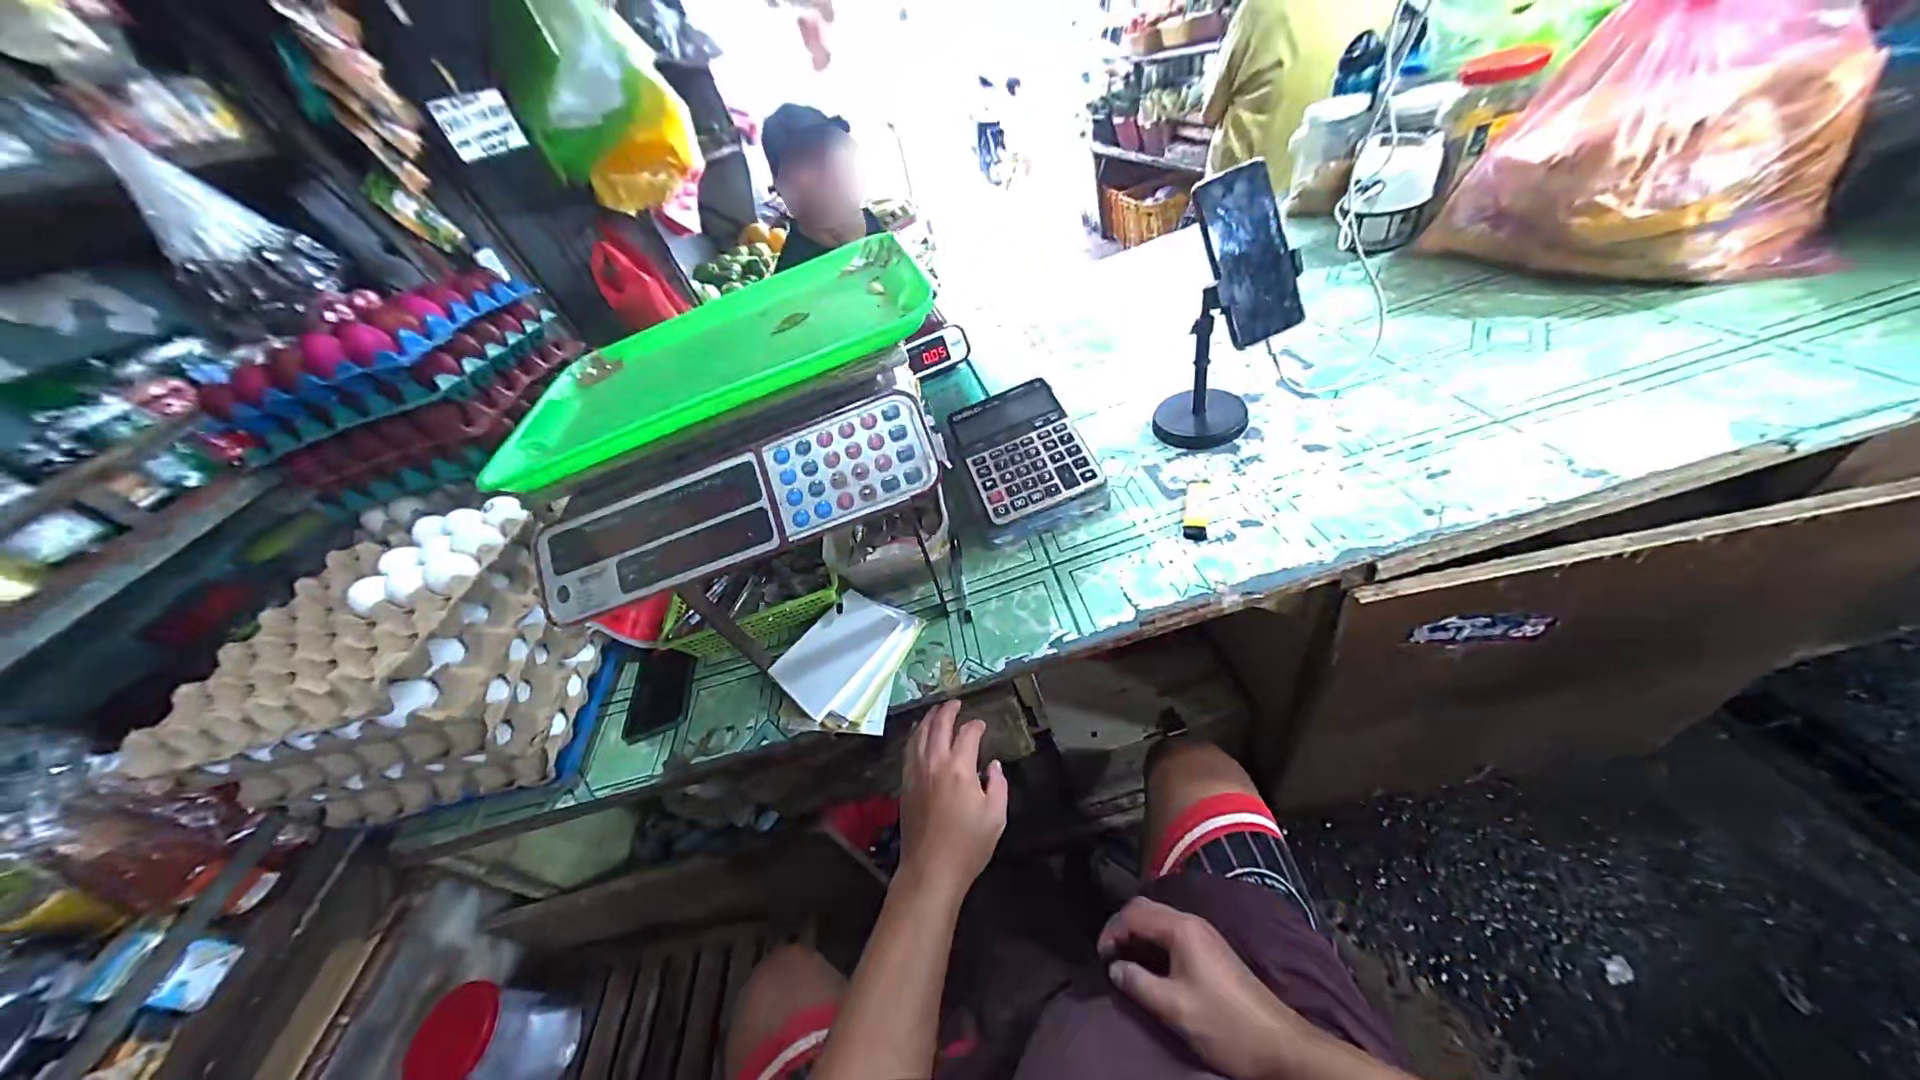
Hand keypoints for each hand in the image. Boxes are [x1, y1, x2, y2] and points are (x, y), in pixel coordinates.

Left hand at [899, 701, 1006, 899]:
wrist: (930, 870)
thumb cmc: (968, 845)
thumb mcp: (996, 816)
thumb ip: (998, 785)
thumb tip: (992, 766)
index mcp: (959, 769)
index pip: (967, 734)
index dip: (976, 726)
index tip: (982, 725)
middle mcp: (934, 764)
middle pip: (938, 726)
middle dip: (947, 710)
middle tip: (955, 702)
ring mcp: (916, 773)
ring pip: (919, 735)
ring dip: (929, 719)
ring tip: (936, 711)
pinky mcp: (905, 784)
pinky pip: (909, 750)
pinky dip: (915, 736)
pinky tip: (919, 735)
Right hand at [1100, 897, 1316, 1079]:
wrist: (1282, 1047)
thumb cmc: (1225, 1026)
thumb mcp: (1174, 1009)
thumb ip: (1138, 983)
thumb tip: (1115, 967)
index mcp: (1181, 928)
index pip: (1133, 912)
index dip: (1111, 931)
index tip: (1100, 959)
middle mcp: (1193, 922)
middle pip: (1145, 909)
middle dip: (1122, 929)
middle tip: (1109, 957)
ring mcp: (1205, 935)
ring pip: (1159, 921)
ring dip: (1137, 936)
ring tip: (1124, 964)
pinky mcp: (1212, 951)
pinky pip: (1172, 934)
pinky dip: (1153, 944)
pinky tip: (1150, 968)